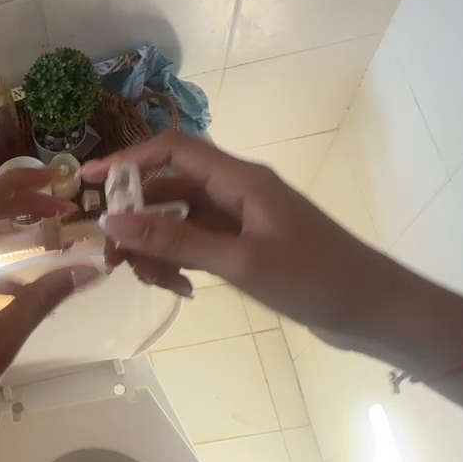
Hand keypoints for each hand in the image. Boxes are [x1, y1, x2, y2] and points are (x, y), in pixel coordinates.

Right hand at [79, 132, 462, 364]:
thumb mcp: (239, 262)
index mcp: (240, 180)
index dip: (127, 160)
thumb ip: (174, 241)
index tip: (87, 182)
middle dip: (136, 220)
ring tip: (156, 283)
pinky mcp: (244, 245)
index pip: (173, 150)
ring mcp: (240, 219)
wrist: (376, 311)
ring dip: (156, 248)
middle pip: (168, 190)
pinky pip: (195, 244)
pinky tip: (181, 289)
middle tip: (114, 258)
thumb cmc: (316, 279)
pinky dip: (179, 262)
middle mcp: (236, 192)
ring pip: (178, 222)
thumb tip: (112, 221)